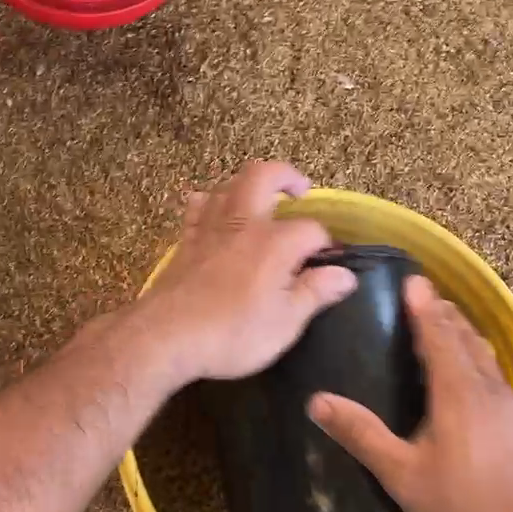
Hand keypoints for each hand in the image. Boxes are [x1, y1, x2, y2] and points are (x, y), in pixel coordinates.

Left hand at [131, 162, 357, 383]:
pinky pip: (199, 205)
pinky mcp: (186, 239)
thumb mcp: (285, 322)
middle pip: (264, 175)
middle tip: (299, 190)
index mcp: (275, 242)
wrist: (167, 336)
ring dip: (249, 185)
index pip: (312, 229)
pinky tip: (217, 215)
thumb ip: (315, 292)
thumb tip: (345, 274)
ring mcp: (210, 227)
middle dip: (286, 176)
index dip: (326, 244)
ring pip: (229, 184)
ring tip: (262, 202)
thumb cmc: (233, 333)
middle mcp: (243, 223)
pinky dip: (213, 202)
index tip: (330, 264)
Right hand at [308, 275, 512, 511]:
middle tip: (426, 296)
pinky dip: (480, 361)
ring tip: (450, 325)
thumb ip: (361, 435)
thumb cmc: (465, 507)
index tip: (412, 279)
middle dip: (445, 314)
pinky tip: (477, 381)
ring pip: (486, 358)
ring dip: (465, 335)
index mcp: (458, 391)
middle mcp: (489, 389)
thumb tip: (317, 401)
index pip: (438, 334)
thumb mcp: (402, 475)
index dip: (423, 306)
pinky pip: (498, 378)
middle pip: (466, 338)